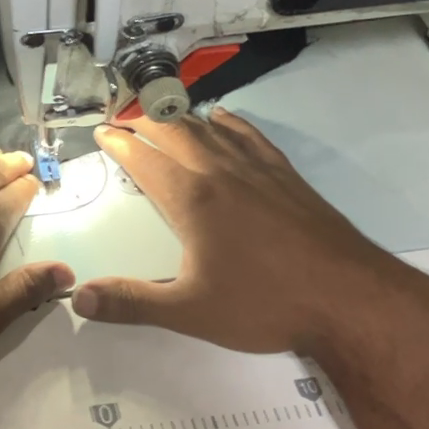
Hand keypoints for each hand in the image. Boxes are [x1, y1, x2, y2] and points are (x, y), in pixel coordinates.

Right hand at [74, 108, 428, 353]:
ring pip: (210, 130)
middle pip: (174, 132)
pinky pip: (250, 136)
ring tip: (161, 116)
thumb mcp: (189, 312)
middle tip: (123, 121)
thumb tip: (77, 298)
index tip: (102, 132)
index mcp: (191, 200)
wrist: (351, 299)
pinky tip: (222, 119)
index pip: (144, 159)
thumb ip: (130, 303)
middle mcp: (220, 173)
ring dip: (180, 119)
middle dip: (144, 123)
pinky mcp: (287, 177)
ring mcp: (257, 170)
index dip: (119, 143)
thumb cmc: (264, 305)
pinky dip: (228, 124)